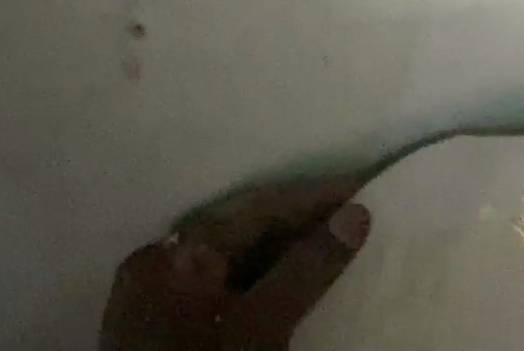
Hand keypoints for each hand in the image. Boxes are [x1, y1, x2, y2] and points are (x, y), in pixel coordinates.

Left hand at [100, 180, 369, 350]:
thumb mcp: (262, 322)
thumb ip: (309, 264)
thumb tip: (358, 213)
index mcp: (167, 260)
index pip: (252, 209)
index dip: (311, 197)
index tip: (361, 188)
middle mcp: (162, 275)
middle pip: (249, 234)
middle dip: (306, 223)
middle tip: (359, 213)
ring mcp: (171, 311)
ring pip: (247, 266)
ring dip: (296, 255)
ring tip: (345, 242)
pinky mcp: (188, 340)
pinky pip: (241, 295)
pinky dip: (279, 286)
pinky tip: (312, 283)